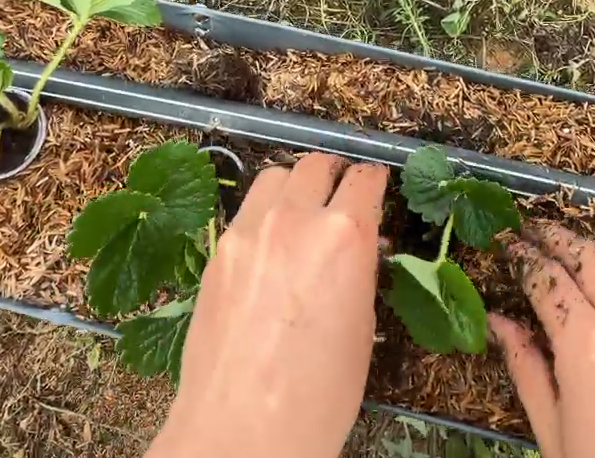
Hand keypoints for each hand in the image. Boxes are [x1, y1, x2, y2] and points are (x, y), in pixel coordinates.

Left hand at [147, 154, 388, 457]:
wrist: (240, 433)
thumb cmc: (319, 395)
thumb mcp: (361, 327)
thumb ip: (359, 269)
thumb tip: (359, 247)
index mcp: (345, 235)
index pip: (365, 179)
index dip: (374, 181)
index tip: (376, 188)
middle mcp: (296, 218)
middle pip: (318, 164)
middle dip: (335, 175)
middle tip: (342, 195)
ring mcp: (250, 230)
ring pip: (277, 175)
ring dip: (296, 185)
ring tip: (302, 211)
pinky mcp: (219, 249)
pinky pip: (247, 209)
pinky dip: (265, 211)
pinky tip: (269, 244)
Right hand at [490, 222, 594, 457]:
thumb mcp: (556, 442)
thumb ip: (528, 373)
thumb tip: (499, 322)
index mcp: (590, 352)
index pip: (548, 280)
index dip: (524, 257)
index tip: (508, 245)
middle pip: (590, 260)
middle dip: (558, 240)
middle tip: (535, 231)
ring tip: (576, 252)